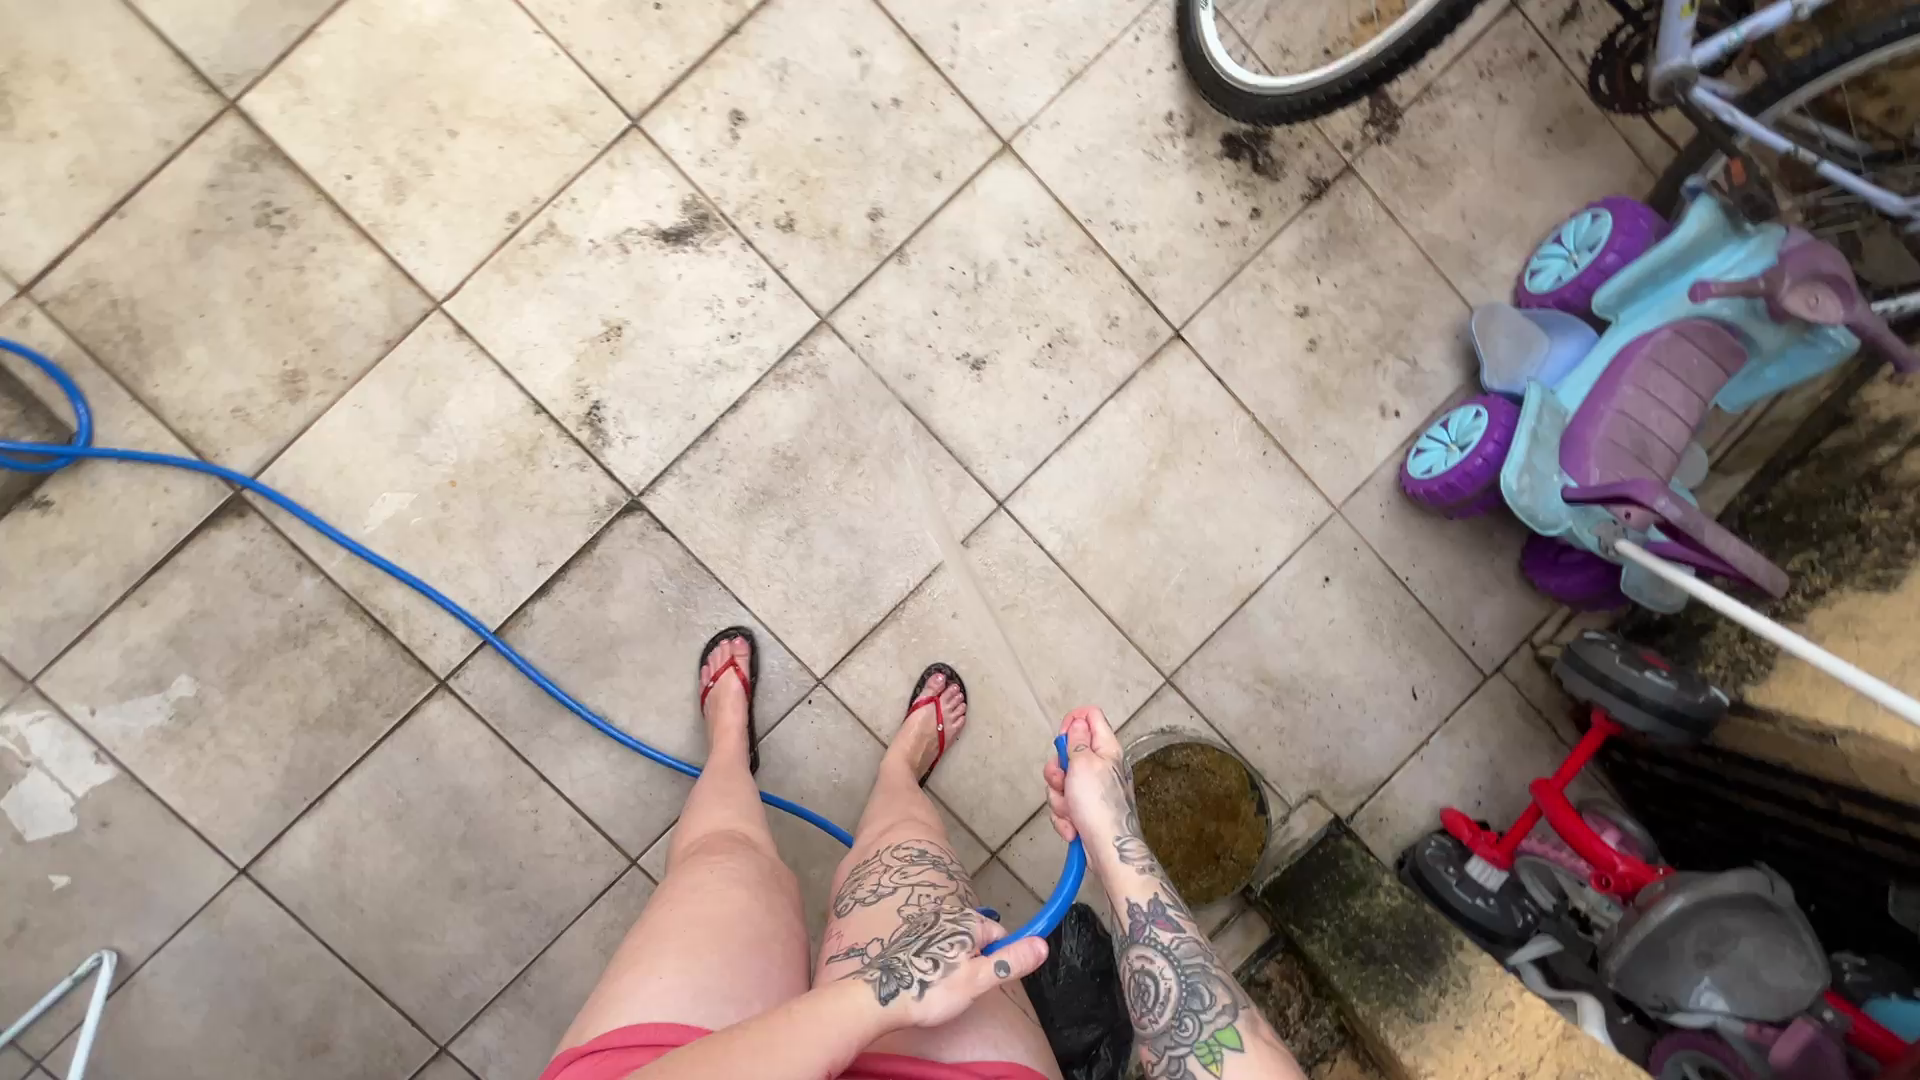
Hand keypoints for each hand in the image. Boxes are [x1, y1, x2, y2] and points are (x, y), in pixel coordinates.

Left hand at [831, 904, 1049, 1029]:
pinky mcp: (911, 933)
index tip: (983, 980)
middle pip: (977, 936)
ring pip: (955, 941)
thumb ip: (1011, 961)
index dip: (997, 959)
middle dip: (976, 960)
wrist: (882, 993)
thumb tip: (1043, 945)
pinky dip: (936, 958)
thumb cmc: (931, 987)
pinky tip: (926, 977)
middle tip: (961, 987)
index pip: (1000, 935)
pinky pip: (935, 943)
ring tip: (941, 985)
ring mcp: (927, 921)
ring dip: (955, 960)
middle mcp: (948, 913)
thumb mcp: (978, 979)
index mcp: (968, 921)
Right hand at [1042, 706, 1132, 845]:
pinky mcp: (1084, 809)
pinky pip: (1063, 804)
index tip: (1061, 740)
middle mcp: (1100, 766)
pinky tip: (1072, 827)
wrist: (1108, 850)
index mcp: (1106, 749)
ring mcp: (1092, 789)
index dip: (1072, 722)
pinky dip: (1064, 816)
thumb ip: (1077, 740)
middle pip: (1068, 753)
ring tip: (1070, 811)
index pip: (1091, 717)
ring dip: (1059, 798)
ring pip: (1061, 782)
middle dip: (1057, 771)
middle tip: (1062, 781)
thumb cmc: (1099, 806)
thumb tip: (1078, 722)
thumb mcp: (1083, 764)